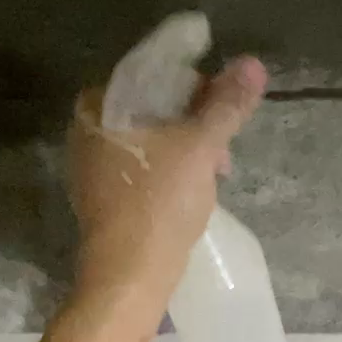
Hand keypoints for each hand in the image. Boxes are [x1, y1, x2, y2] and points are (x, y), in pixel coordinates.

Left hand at [64, 56, 267, 323]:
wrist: (130, 276)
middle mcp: (87, 133)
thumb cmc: (159, 204)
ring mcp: (93, 170)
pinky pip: (145, 171)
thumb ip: (227, 106)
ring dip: (187, 149)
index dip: (196, 85)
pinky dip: (171, 172)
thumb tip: (254, 65)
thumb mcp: (201, 148)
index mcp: (99, 107)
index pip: (153, 73)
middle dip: (194, 122)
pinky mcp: (106, 201)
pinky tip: (194, 192)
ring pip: (151, 142)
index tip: (224, 109)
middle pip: (152, 109)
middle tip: (223, 147)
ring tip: (216, 173)